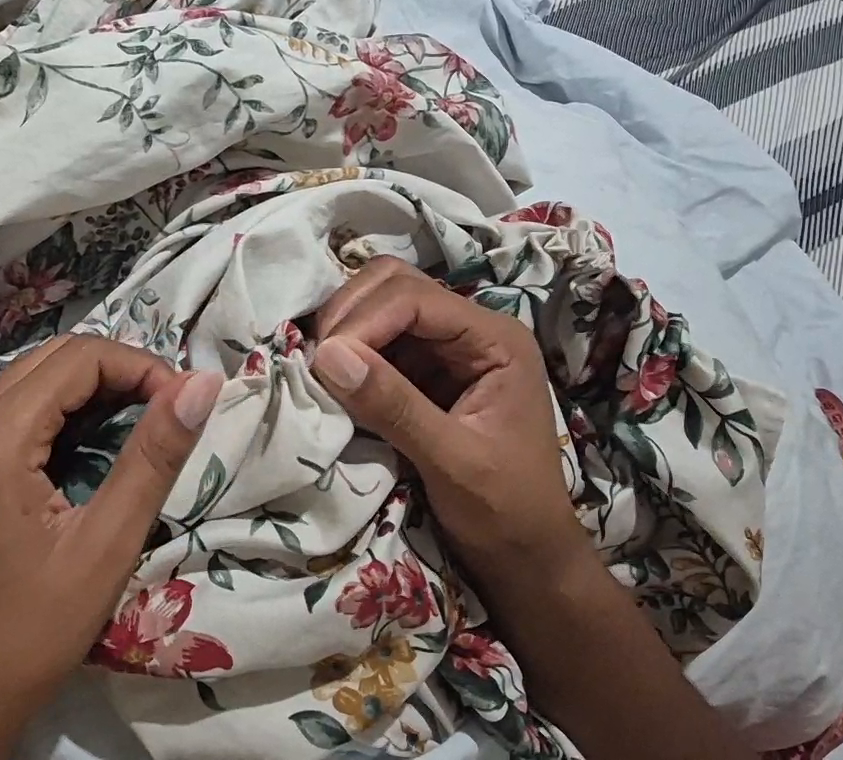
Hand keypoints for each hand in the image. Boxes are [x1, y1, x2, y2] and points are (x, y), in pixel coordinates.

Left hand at [0, 335, 222, 759]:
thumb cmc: (26, 633)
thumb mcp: (104, 547)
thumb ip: (154, 457)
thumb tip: (201, 383)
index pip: (79, 356)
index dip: (140, 366)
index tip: (183, 402)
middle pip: (49, 359)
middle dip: (115, 373)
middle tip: (163, 413)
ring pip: (24, 381)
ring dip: (83, 392)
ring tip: (132, 430)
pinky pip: (2, 412)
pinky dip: (50, 414)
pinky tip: (79, 453)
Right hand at [310, 257, 755, 759]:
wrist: (525, 557)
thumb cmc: (506, 513)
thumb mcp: (453, 463)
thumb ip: (394, 406)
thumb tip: (327, 355)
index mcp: (495, 339)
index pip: (415, 297)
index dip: (363, 321)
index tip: (324, 364)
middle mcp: (471, 329)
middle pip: (394, 284)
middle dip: (348, 315)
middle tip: (316, 361)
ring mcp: (446, 346)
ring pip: (379, 303)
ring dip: (343, 329)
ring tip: (320, 370)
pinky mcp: (423, 367)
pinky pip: (375, 337)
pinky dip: (348, 350)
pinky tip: (332, 379)